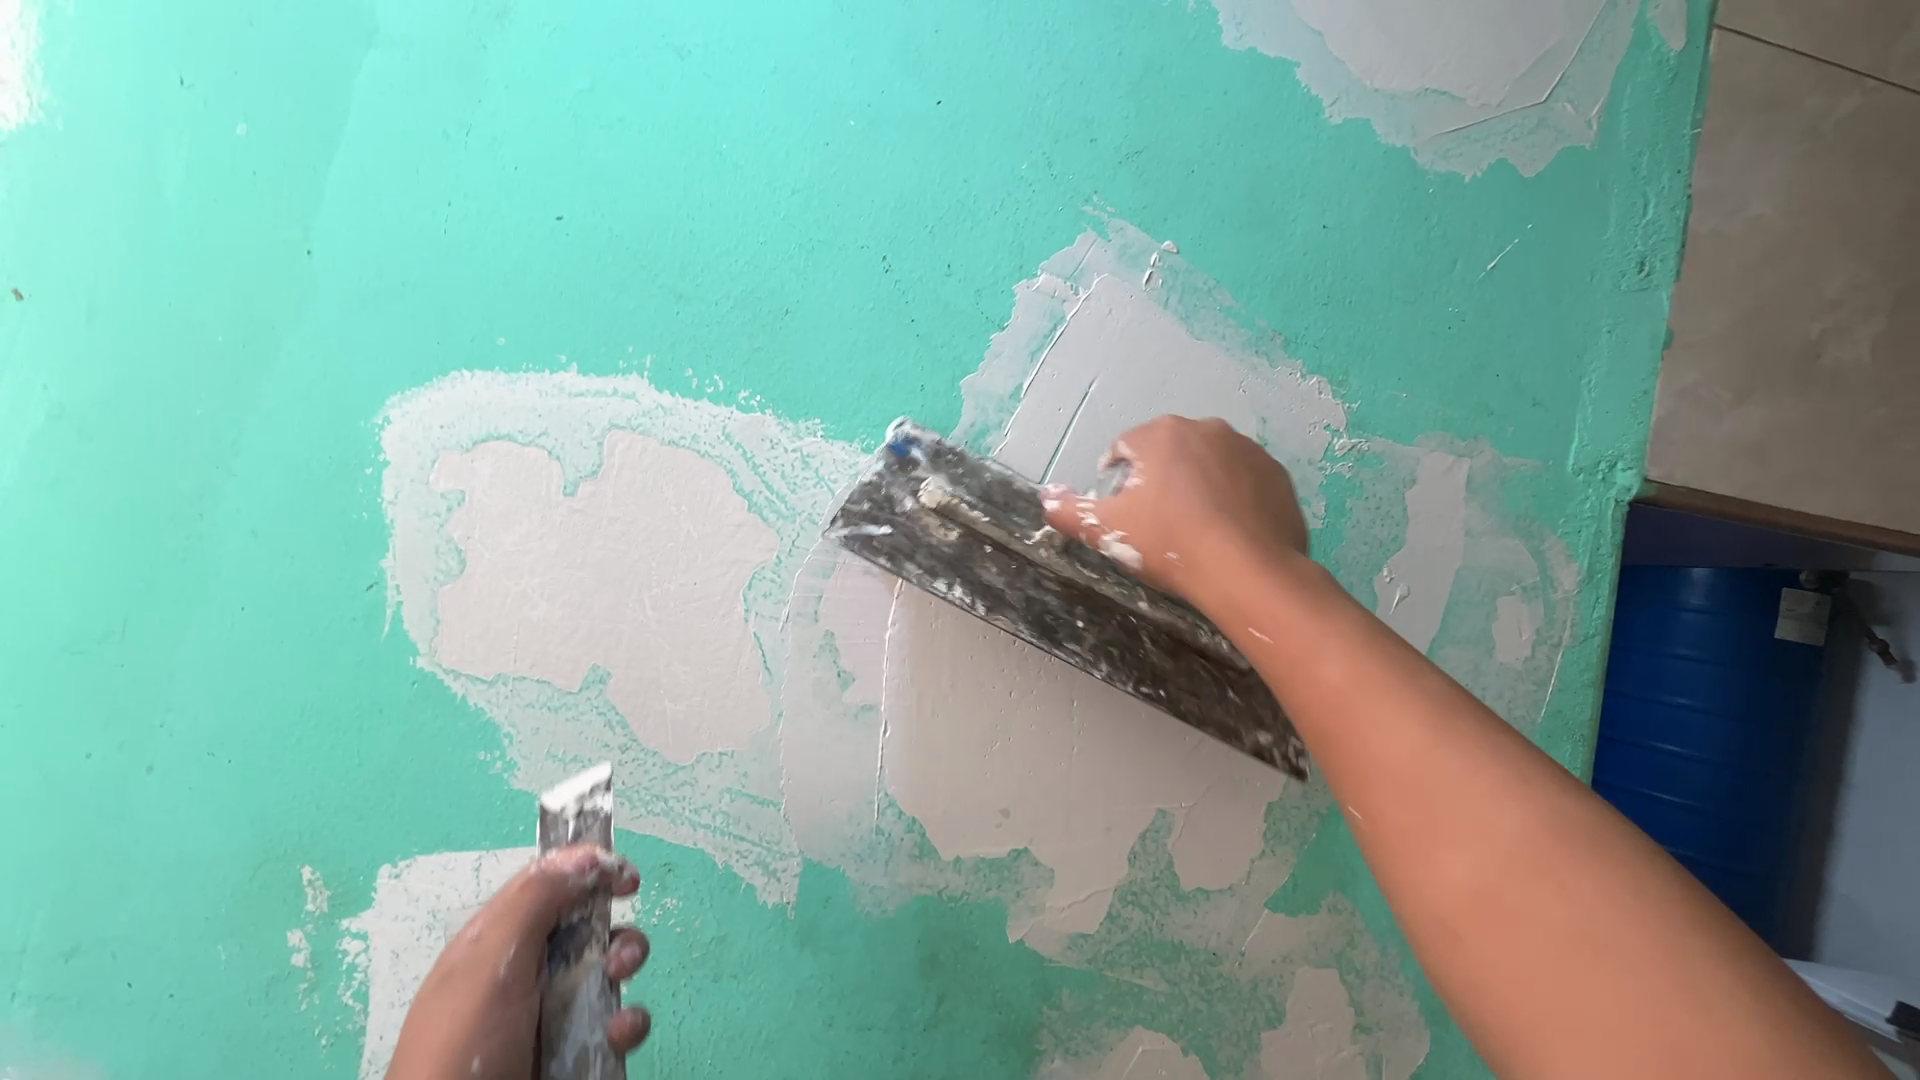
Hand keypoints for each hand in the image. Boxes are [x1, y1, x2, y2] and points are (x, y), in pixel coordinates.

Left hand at [386, 845, 650, 1079]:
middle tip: (616, 946)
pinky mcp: (577, 1050)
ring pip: (610, 966)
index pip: (546, 883)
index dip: (587, 868)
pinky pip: (618, 1021)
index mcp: (495, 942)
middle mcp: (527, 971)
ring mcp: (553, 1012)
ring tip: (619, 984)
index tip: (624, 877)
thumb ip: (537, 900)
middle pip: (587, 921)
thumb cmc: (463, 1049)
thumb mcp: (490, 965)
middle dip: (614, 925)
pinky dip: (628, 1024)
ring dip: (627, 965)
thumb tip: (587, 855)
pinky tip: (617, 1035)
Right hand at [1040, 415, 1308, 600]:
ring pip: (1209, 462)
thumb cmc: (1170, 544)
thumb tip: (1043, 497)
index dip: (1116, 474)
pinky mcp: (1278, 475)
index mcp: (1161, 435)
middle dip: (1159, 476)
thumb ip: (1069, 511)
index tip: (1120, 503)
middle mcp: (1207, 429)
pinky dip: (1233, 496)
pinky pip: (1244, 480)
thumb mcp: (1108, 531)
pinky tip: (1227, 529)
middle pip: (1170, 450)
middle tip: (1155, 518)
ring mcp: (1248, 450)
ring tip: (1193, 525)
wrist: (1248, 571)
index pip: (1126, 447)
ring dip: (1197, 483)